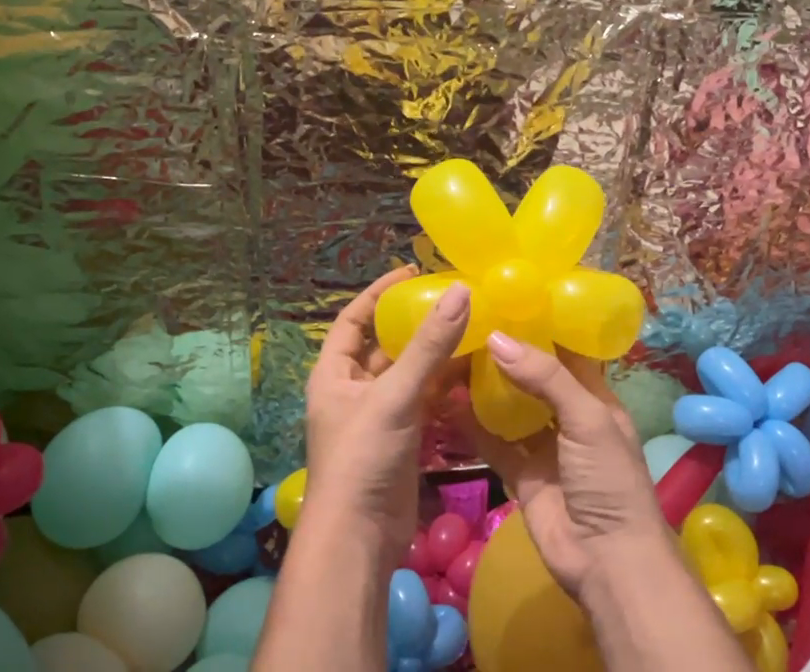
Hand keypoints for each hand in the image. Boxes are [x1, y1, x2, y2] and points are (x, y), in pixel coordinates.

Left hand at [303, 268, 470, 558]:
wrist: (359, 538)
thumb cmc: (362, 458)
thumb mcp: (394, 396)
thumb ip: (429, 346)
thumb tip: (460, 291)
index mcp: (334, 373)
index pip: (354, 319)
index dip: (378, 292)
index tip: (412, 271)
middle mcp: (353, 390)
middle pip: (386, 345)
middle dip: (416, 323)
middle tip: (456, 299)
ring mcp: (379, 417)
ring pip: (411, 375)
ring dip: (437, 355)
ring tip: (474, 328)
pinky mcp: (403, 440)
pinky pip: (426, 402)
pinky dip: (447, 388)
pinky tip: (475, 373)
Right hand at [466, 330, 667, 596]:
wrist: (606, 559)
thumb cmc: (609, 479)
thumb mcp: (587, 418)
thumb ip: (545, 377)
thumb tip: (497, 338)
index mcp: (595, 398)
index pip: (567, 351)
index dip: (541, 326)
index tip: (507, 298)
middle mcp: (568, 416)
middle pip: (533, 376)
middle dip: (506, 353)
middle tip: (469, 321)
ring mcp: (542, 446)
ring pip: (509, 406)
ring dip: (485, 385)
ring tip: (452, 351)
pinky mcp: (518, 473)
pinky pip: (492, 441)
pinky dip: (470, 423)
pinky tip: (445, 399)